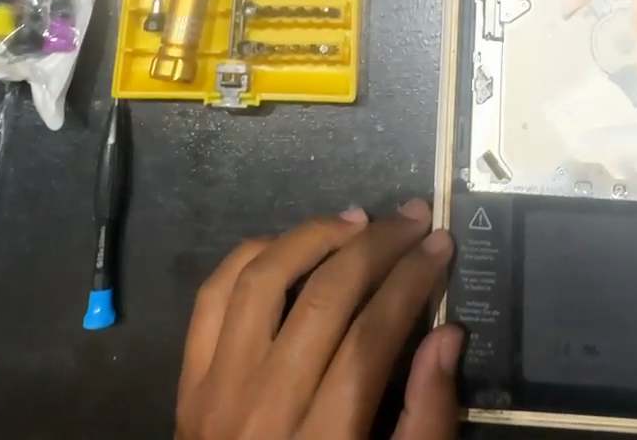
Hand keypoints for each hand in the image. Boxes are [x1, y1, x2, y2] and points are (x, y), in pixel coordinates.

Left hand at [177, 199, 462, 439]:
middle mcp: (261, 409)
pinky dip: (252, 256)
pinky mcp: (189, 380)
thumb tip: (448, 334)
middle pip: (322, 299)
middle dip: (376, 246)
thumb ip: (426, 420)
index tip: (439, 243)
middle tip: (411, 217)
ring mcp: (216, 390)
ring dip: (313, 236)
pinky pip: (212, 296)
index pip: (370, 337)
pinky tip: (292, 244)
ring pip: (262, 281)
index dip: (410, 281)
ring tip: (357, 219)